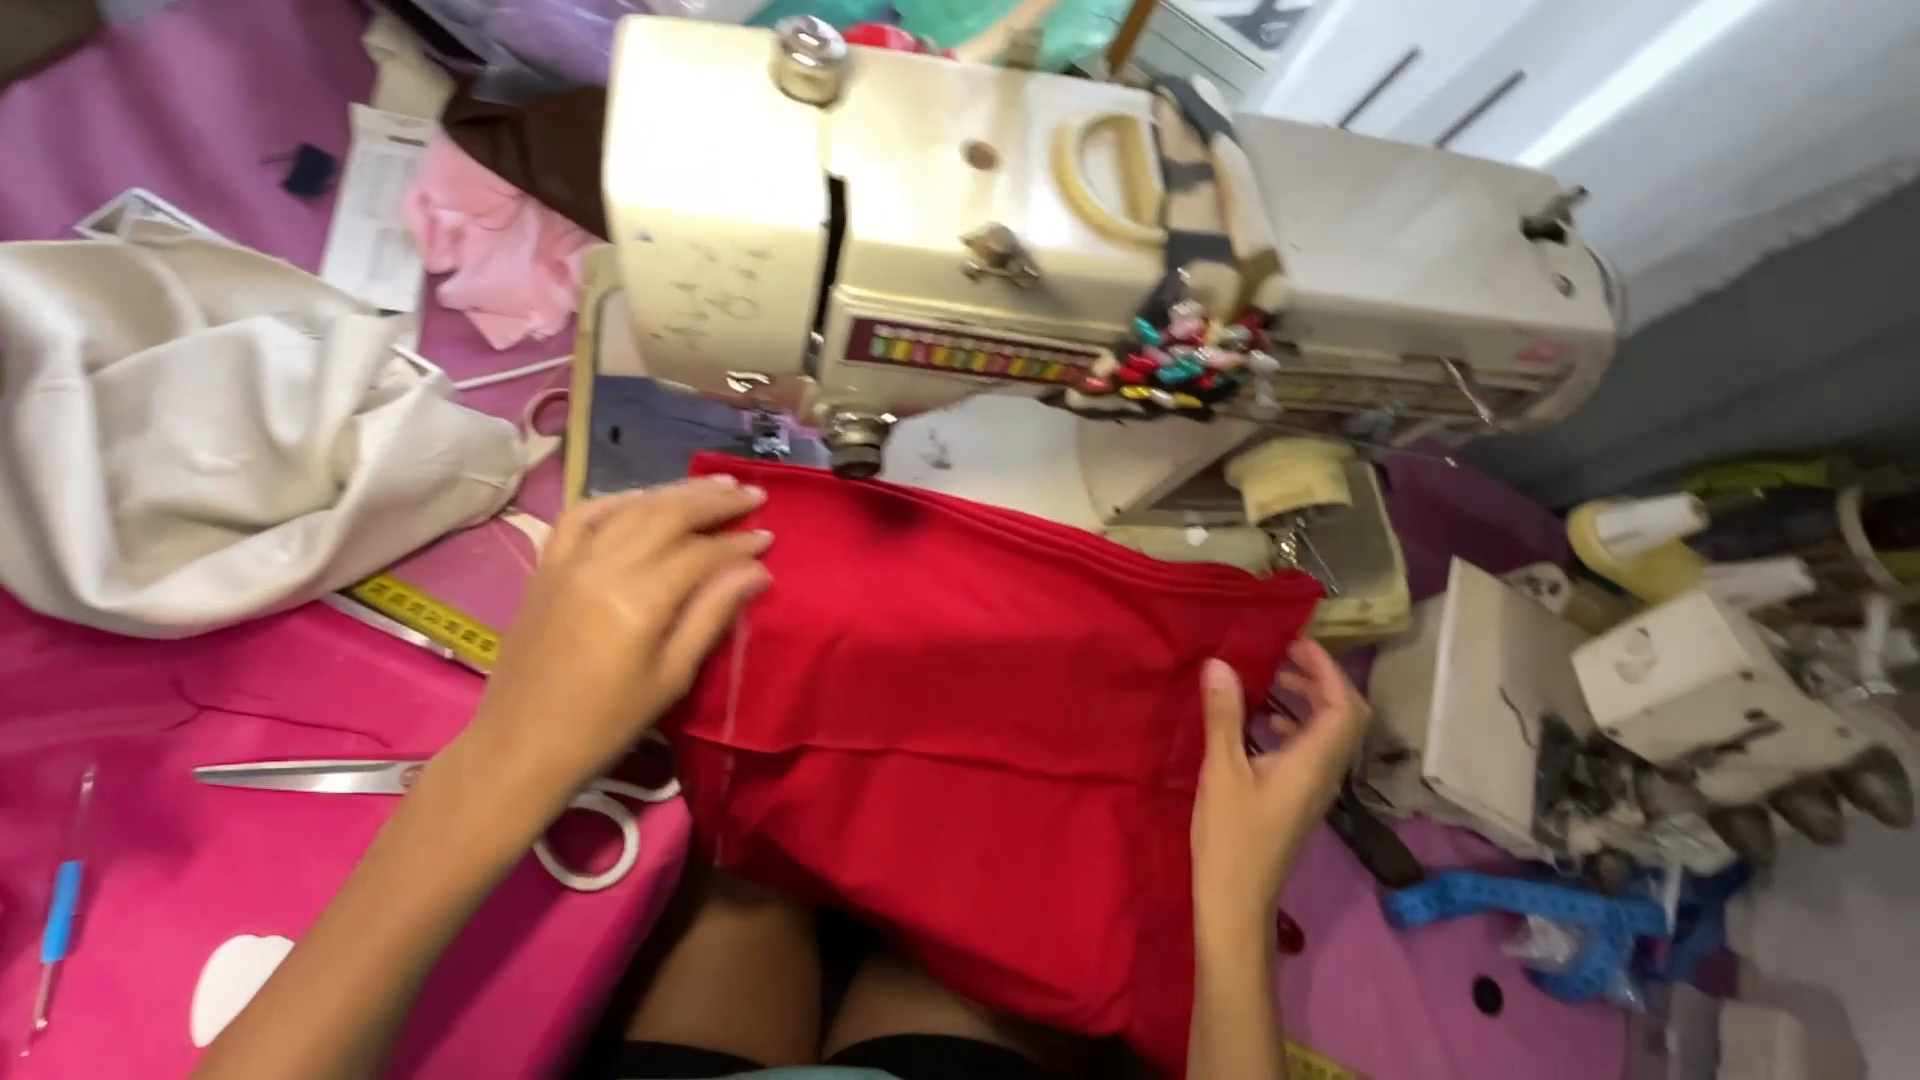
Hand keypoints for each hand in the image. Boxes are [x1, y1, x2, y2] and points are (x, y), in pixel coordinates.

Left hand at [463, 476, 771, 801]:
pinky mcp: (546, 566)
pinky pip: (582, 515)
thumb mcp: (672, 676)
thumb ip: (713, 614)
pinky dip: (619, 499)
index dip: (738, 542)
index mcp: (638, 600)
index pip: (700, 552)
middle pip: (667, 514)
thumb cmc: (606, 723)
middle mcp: (602, 567)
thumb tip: (756, 570)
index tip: (769, 535)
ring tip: (714, 485)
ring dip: (675, 491)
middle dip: (714, 500)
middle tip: (753, 494)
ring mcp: (568, 561)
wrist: (520, 745)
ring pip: (630, 506)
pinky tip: (644, 498)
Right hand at [1190, 640, 1368, 929]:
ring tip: (1268, 680)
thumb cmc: (1231, 835)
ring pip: (1328, 733)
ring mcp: (1313, 787)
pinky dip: (1293, 724)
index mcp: (1314, 762)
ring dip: (1306, 700)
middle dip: (1319, 679)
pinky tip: (1259, 723)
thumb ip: (1224, 715)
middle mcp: (1324, 772)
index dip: (1326, 668)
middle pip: (1344, 716)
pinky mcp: (1298, 797)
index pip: (1344, 705)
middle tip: (1282, 655)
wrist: (1236, 899)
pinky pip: (1309, 748)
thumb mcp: (1221, 770)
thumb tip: (1220, 663)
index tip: (1294, 642)